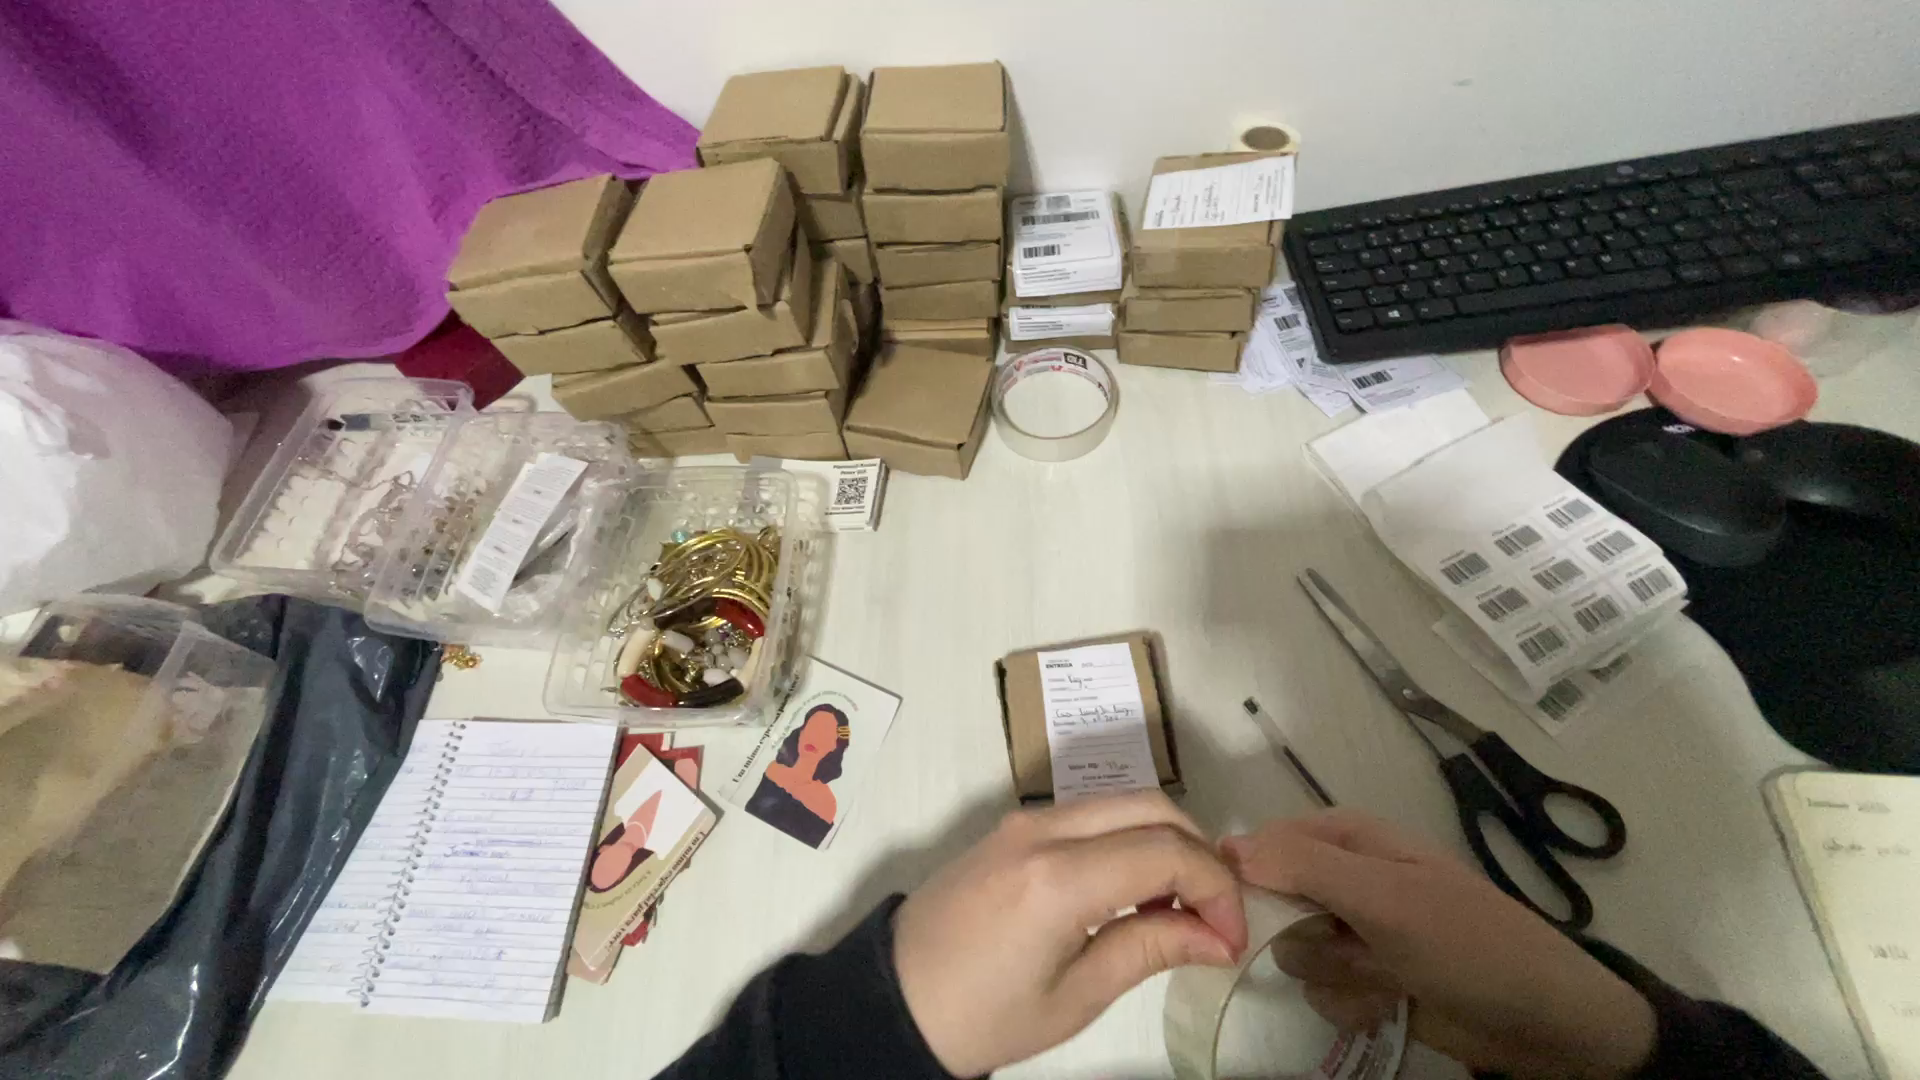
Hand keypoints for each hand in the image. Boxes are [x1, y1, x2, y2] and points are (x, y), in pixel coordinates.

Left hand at [893, 792, 1247, 1077]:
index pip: (1164, 850)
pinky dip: (1127, 835)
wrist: (899, 995)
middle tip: (1215, 915)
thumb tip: (1219, 936)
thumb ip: (1151, 949)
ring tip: (1178, 905)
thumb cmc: (986, 1014)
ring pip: (1120, 801)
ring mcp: (1025, 819)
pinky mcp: (1014, 824)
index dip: (1215, 889)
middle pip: (1149, 805)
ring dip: (1163, 838)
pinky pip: (1089, 812)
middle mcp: (1043, 829)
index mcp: (1057, 877)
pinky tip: (1133, 885)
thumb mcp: (1076, 996)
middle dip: (1198, 852)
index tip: (1231, 939)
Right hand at [1221, 812, 1655, 1079]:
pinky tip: (1388, 1003)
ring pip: (1293, 952)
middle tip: (1338, 947)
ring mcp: (1351, 929)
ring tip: (1381, 977)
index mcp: (1340, 837)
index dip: (1244, 879)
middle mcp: (1338, 877)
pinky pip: (1321, 990)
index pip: (1260, 845)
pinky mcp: (1363, 975)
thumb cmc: (1467, 942)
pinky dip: (1350, 1002)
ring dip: (1332, 974)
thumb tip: (1224, 849)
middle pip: (1269, 903)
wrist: (1549, 1025)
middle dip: (1300, 935)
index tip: (1241, 915)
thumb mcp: (1385, 897)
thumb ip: (1303, 867)